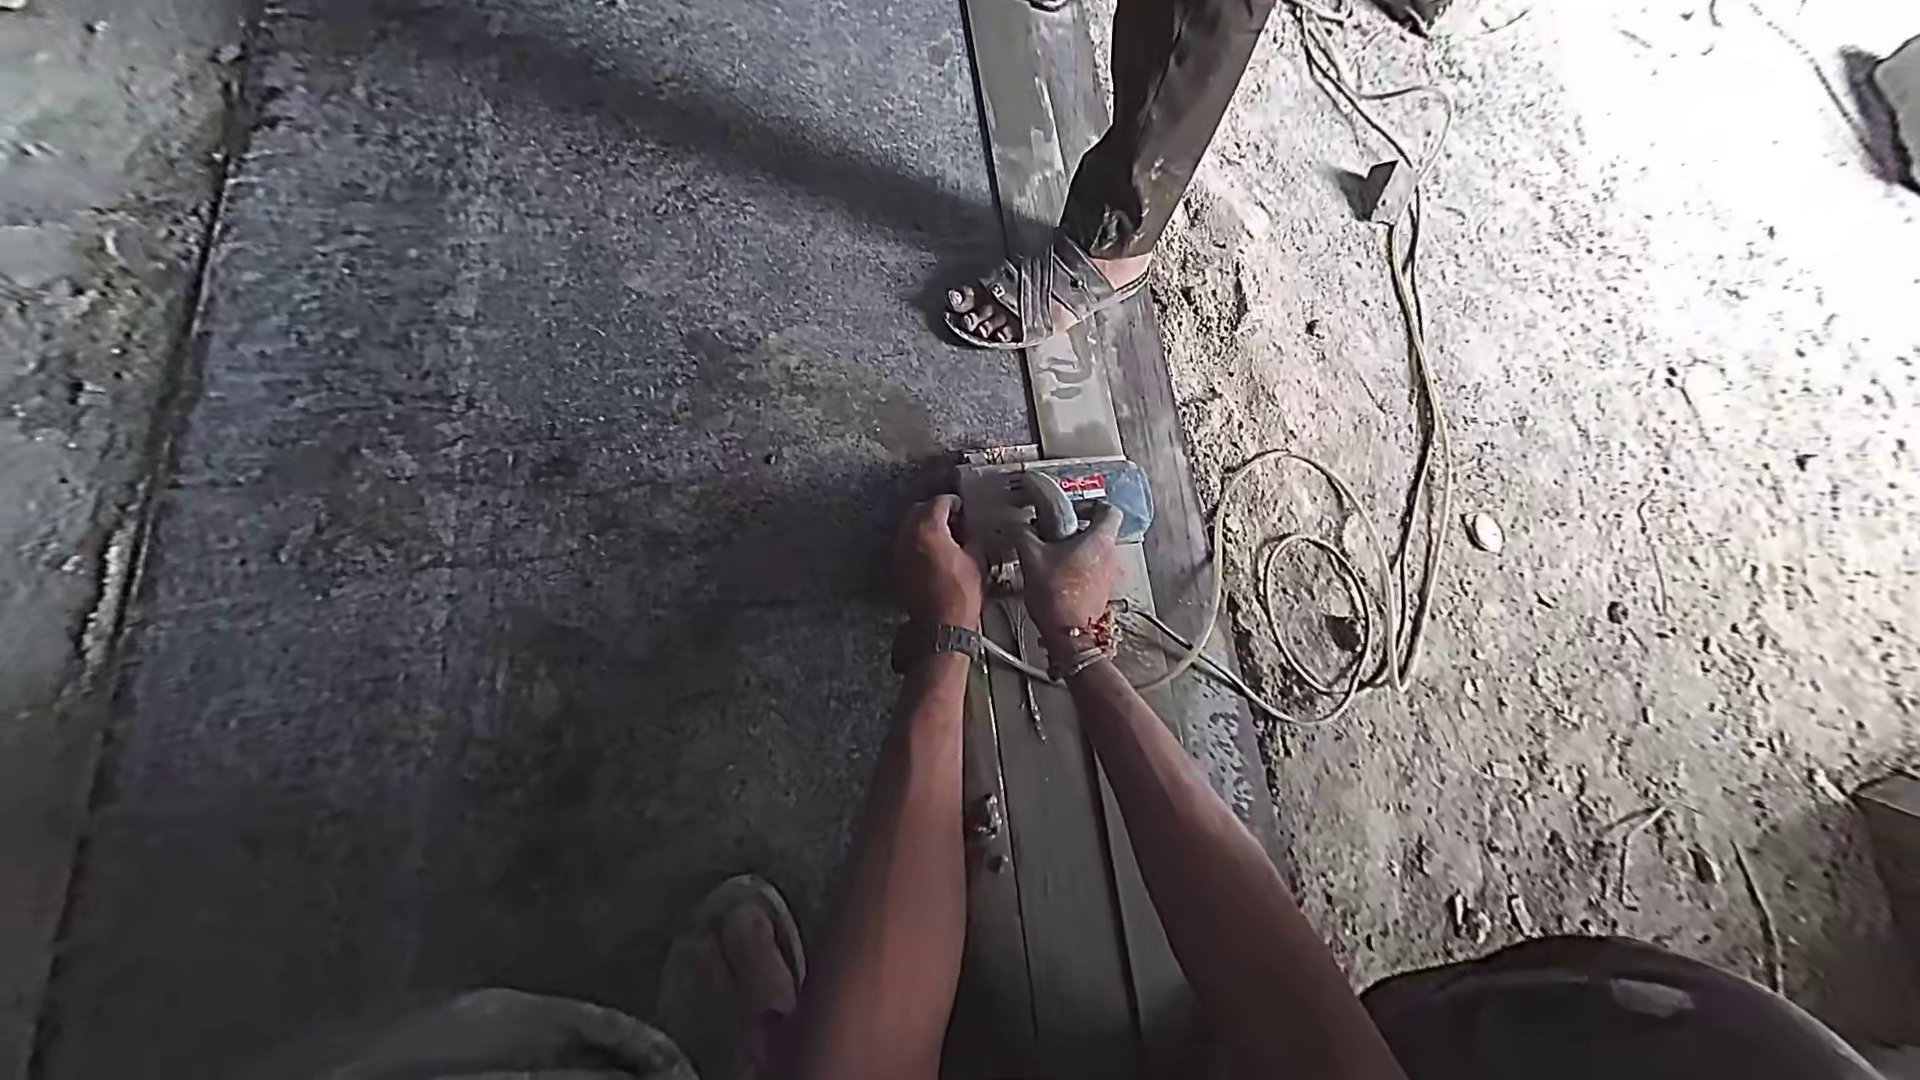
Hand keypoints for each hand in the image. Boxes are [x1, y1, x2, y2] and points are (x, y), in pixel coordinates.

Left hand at [893, 495, 984, 630]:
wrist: (941, 625)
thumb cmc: (960, 595)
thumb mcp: (977, 560)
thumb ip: (971, 538)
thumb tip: (969, 532)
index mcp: (928, 530)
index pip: (938, 502)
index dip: (953, 502)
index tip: (962, 507)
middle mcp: (908, 537)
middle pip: (919, 510)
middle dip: (935, 510)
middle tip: (953, 518)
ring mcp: (900, 552)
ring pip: (909, 526)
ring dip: (925, 525)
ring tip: (944, 535)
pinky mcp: (898, 567)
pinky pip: (906, 543)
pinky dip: (918, 540)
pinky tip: (934, 551)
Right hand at [1014, 502, 1120, 653]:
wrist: (1068, 634)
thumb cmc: (1056, 595)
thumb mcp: (1032, 558)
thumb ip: (1022, 534)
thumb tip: (1013, 523)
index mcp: (1100, 540)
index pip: (1109, 509)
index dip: (1091, 505)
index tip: (1072, 509)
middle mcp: (1111, 555)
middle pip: (1101, 530)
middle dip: (1079, 527)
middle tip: (1055, 530)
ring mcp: (1109, 574)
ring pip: (1097, 550)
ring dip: (1078, 548)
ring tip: (1052, 553)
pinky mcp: (1103, 590)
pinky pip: (1094, 568)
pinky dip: (1079, 565)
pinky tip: (1058, 573)